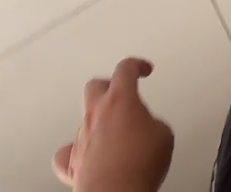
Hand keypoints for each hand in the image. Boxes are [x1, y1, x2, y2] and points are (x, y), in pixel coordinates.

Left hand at [53, 57, 172, 191]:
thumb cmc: (138, 165)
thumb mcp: (164, 134)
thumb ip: (154, 123)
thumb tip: (152, 131)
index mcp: (120, 99)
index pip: (125, 68)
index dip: (136, 65)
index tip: (142, 69)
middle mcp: (97, 114)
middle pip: (95, 86)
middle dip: (109, 84)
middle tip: (121, 89)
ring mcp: (82, 139)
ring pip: (83, 118)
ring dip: (98, 119)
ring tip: (111, 128)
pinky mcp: (72, 165)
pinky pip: (66, 153)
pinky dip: (75, 151)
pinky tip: (83, 153)